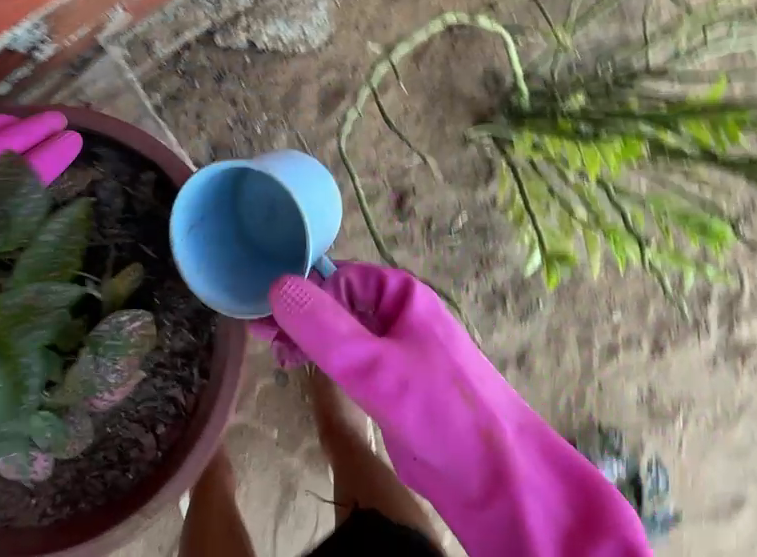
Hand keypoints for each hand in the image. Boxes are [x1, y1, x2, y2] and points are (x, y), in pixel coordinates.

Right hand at [258, 262, 651, 556]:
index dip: (296, 292)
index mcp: (399, 293)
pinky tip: (298, 369)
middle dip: (296, 316)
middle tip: (260, 339)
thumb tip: (276, 284)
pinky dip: (320, 359)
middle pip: (333, 300)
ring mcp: (393, 347)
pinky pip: (346, 357)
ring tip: (275, 357)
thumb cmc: (442, 411)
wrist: (496, 479)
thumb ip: (324, 329)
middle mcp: (395, 312)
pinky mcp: (389, 381)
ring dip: (304, 337)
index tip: (261, 315)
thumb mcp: (376, 368)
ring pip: (336, 330)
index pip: (334, 276)